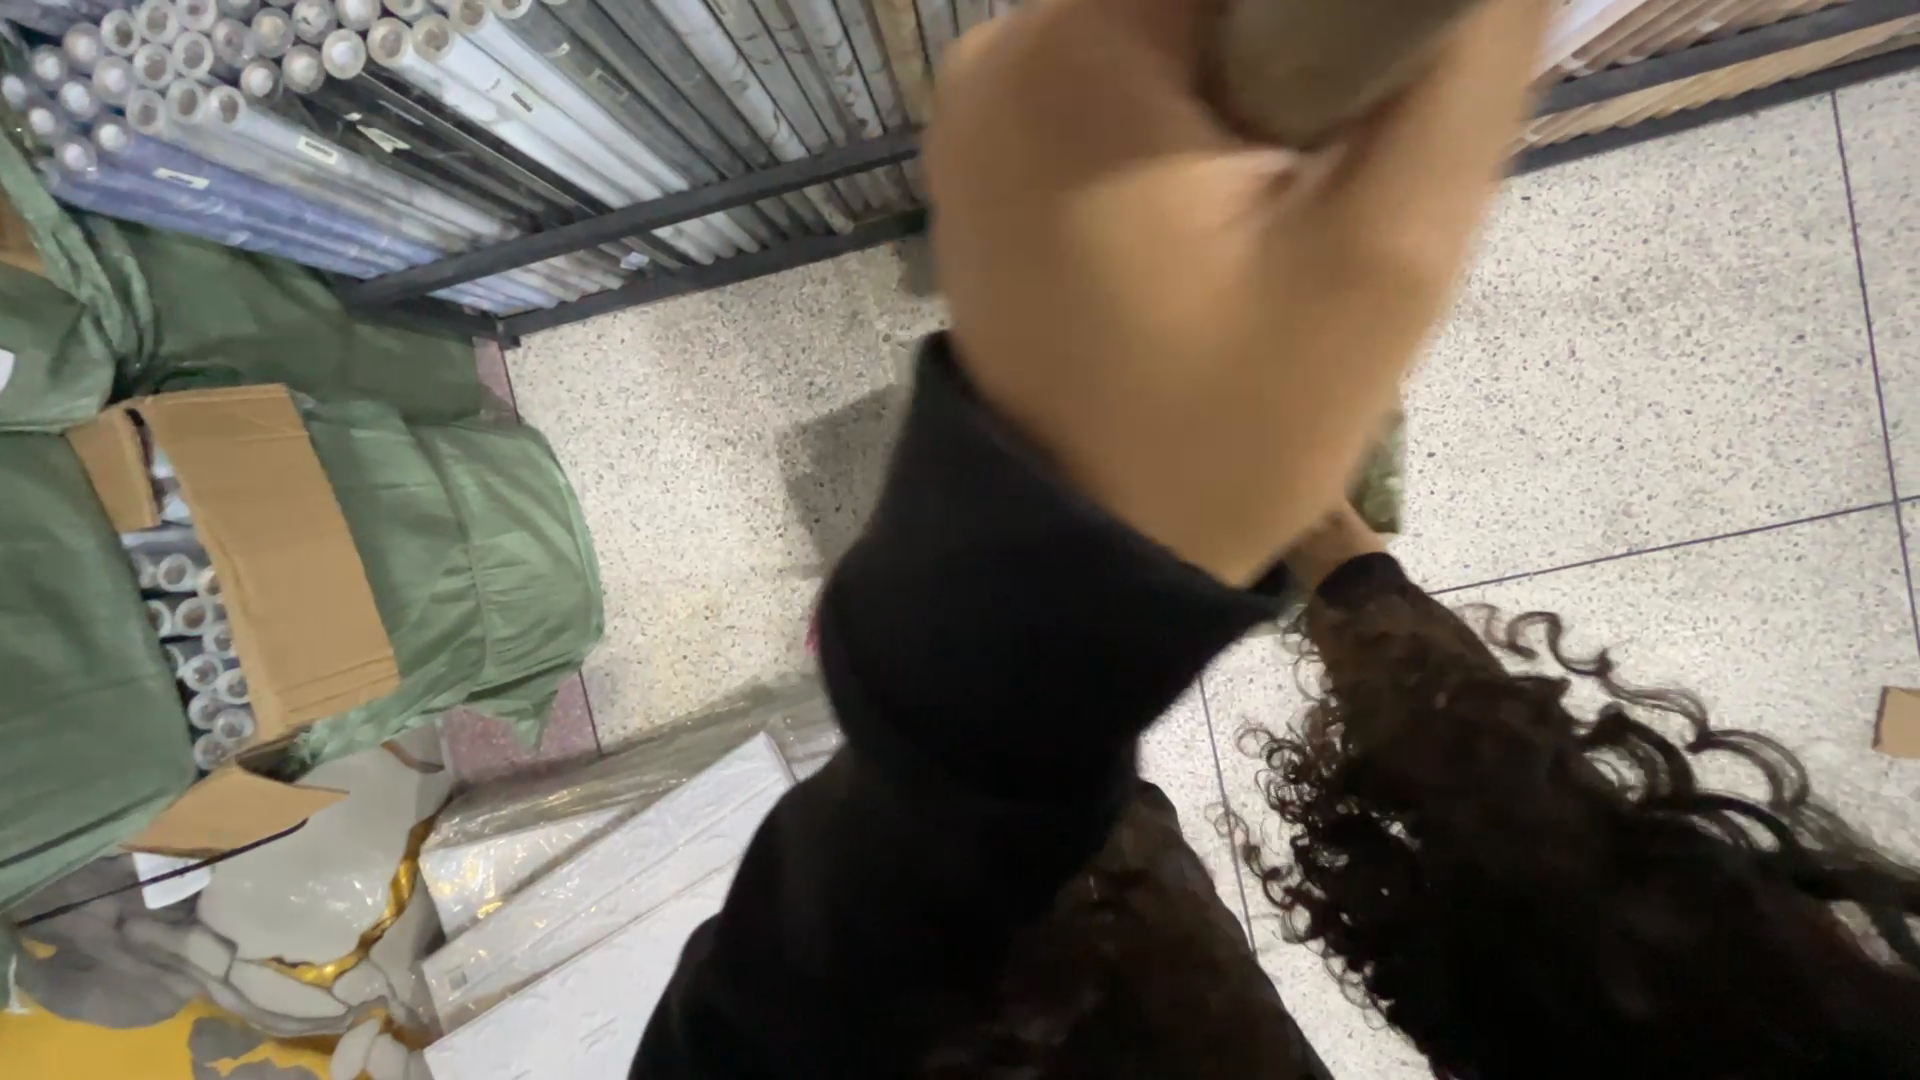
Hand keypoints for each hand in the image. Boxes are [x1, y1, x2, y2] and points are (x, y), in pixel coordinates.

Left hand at [926, 0, 1547, 585]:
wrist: (1087, 553)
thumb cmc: (1221, 437)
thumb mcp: (1382, 252)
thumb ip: (1461, 52)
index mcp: (1071, 50)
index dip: (1345, 10)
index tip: (1382, 92)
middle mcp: (997, 63)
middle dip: (1310, 44)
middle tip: (1333, 170)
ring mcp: (978, 126)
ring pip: (1164, 31)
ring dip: (1255, 86)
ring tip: (1283, 203)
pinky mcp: (988, 180)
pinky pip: (1113, 96)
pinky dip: (1189, 124)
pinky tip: (1221, 212)